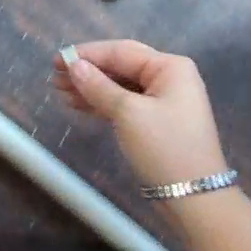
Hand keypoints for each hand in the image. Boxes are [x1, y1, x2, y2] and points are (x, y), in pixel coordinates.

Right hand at [52, 40, 230, 190]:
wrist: (195, 199)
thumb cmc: (164, 147)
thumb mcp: (128, 113)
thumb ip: (98, 86)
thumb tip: (73, 65)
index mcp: (169, 67)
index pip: (121, 51)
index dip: (87, 54)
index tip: (57, 60)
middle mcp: (169, 78)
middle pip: (120, 66)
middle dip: (87, 71)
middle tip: (55, 77)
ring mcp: (163, 101)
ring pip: (119, 86)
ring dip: (90, 88)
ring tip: (60, 92)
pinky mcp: (156, 121)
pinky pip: (124, 103)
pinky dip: (101, 103)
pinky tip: (78, 105)